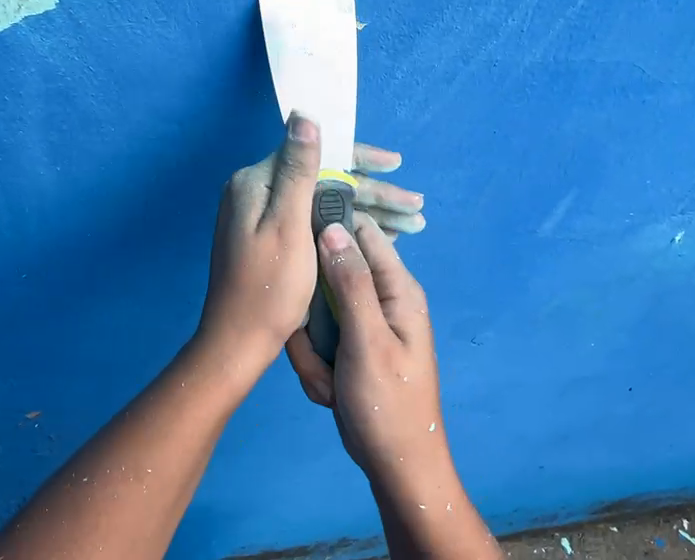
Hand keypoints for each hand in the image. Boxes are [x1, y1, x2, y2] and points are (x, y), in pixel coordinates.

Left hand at [196, 120, 425, 370]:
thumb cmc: (268, 286)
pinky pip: (315, 219)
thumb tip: (304, 114)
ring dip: (367, 210)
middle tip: (417, 207)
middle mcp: (255, 190)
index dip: (359, 158)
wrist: (238, 342)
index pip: (314, 152)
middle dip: (372, 191)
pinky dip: (347, 226)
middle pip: (322, 178)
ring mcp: (262, 215)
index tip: (396, 164)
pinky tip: (380, 236)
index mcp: (255, 181)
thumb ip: (298, 169)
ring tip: (413, 225)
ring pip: (323, 201)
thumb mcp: (288, 224)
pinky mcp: (271, 237)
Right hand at [283, 215, 449, 491]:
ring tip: (329, 376)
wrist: (396, 467)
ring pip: (313, 310)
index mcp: (396, 288)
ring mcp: (360, 323)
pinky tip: (329, 388)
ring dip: (312, 347)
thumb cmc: (387, 404)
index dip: (328, 227)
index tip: (298, 247)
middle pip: (326, 274)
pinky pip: (314, 338)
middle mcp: (380, 297)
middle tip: (319, 346)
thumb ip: (350, 282)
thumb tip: (332, 227)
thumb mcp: (367, 340)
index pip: (361, 231)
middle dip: (313, 313)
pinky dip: (315, 364)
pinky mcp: (346, 345)